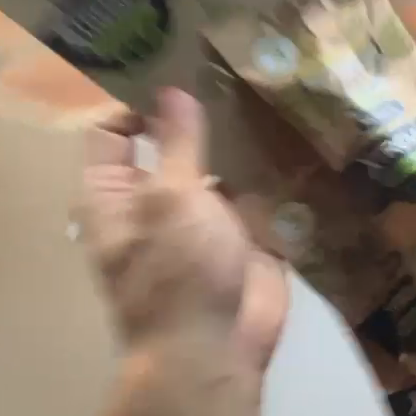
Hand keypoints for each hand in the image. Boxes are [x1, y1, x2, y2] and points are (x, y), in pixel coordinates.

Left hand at [77, 89, 289, 378]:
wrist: (215, 344)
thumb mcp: (171, 197)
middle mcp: (158, 200)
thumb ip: (176, 142)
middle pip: (176, 148)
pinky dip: (276, 178)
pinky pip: (260, 198)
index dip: (142, 102)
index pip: (117, 132)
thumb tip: (172, 90)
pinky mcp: (246, 236)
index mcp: (116, 192)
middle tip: (242, 75)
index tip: (184, 71)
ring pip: (223, 171)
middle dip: (205, 121)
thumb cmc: (176, 269)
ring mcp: (205, 219)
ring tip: (276, 103)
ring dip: (244, 148)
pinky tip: (300, 145)